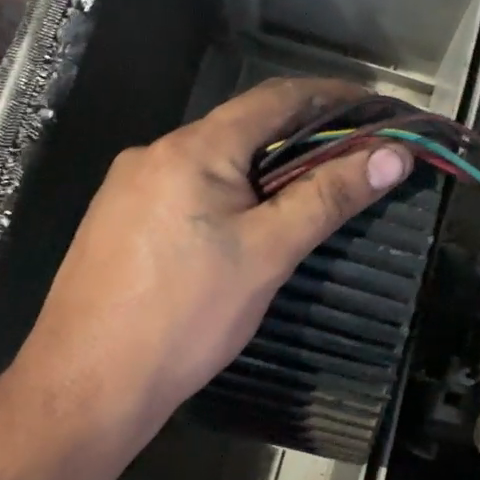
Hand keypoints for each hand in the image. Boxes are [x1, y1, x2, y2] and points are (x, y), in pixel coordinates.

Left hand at [13, 79, 411, 433]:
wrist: (87, 384)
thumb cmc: (185, 317)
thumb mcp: (266, 255)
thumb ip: (327, 198)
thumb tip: (392, 156)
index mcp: (193, 149)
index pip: (275, 98)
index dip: (331, 95)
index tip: (376, 106)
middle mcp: (154, 153)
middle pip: (242, 127)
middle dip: (301, 136)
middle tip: (354, 156)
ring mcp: (128, 188)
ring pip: (213, 162)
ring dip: (263, 168)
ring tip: (309, 193)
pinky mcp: (117, 222)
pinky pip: (185, 191)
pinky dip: (227, 194)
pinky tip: (244, 228)